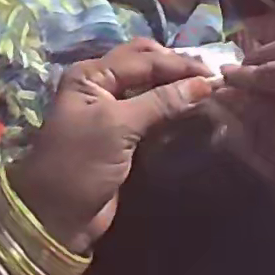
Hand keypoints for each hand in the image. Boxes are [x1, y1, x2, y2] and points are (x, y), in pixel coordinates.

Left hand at [6, 39, 219, 253]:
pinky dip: (172, 108)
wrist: (58, 215)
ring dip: (177, 87)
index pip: (143, 59)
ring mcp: (110, 109)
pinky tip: (195, 110)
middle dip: (178, 69)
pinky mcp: (122, 134)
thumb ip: (160, 102)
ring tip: (212, 91)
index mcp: (91, 75)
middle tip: (214, 78)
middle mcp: (100, 85)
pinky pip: (151, 112)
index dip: (180, 64)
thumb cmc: (80, 164)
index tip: (217, 73)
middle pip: (146, 66)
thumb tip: (205, 83)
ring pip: (150, 87)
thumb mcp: (117, 127)